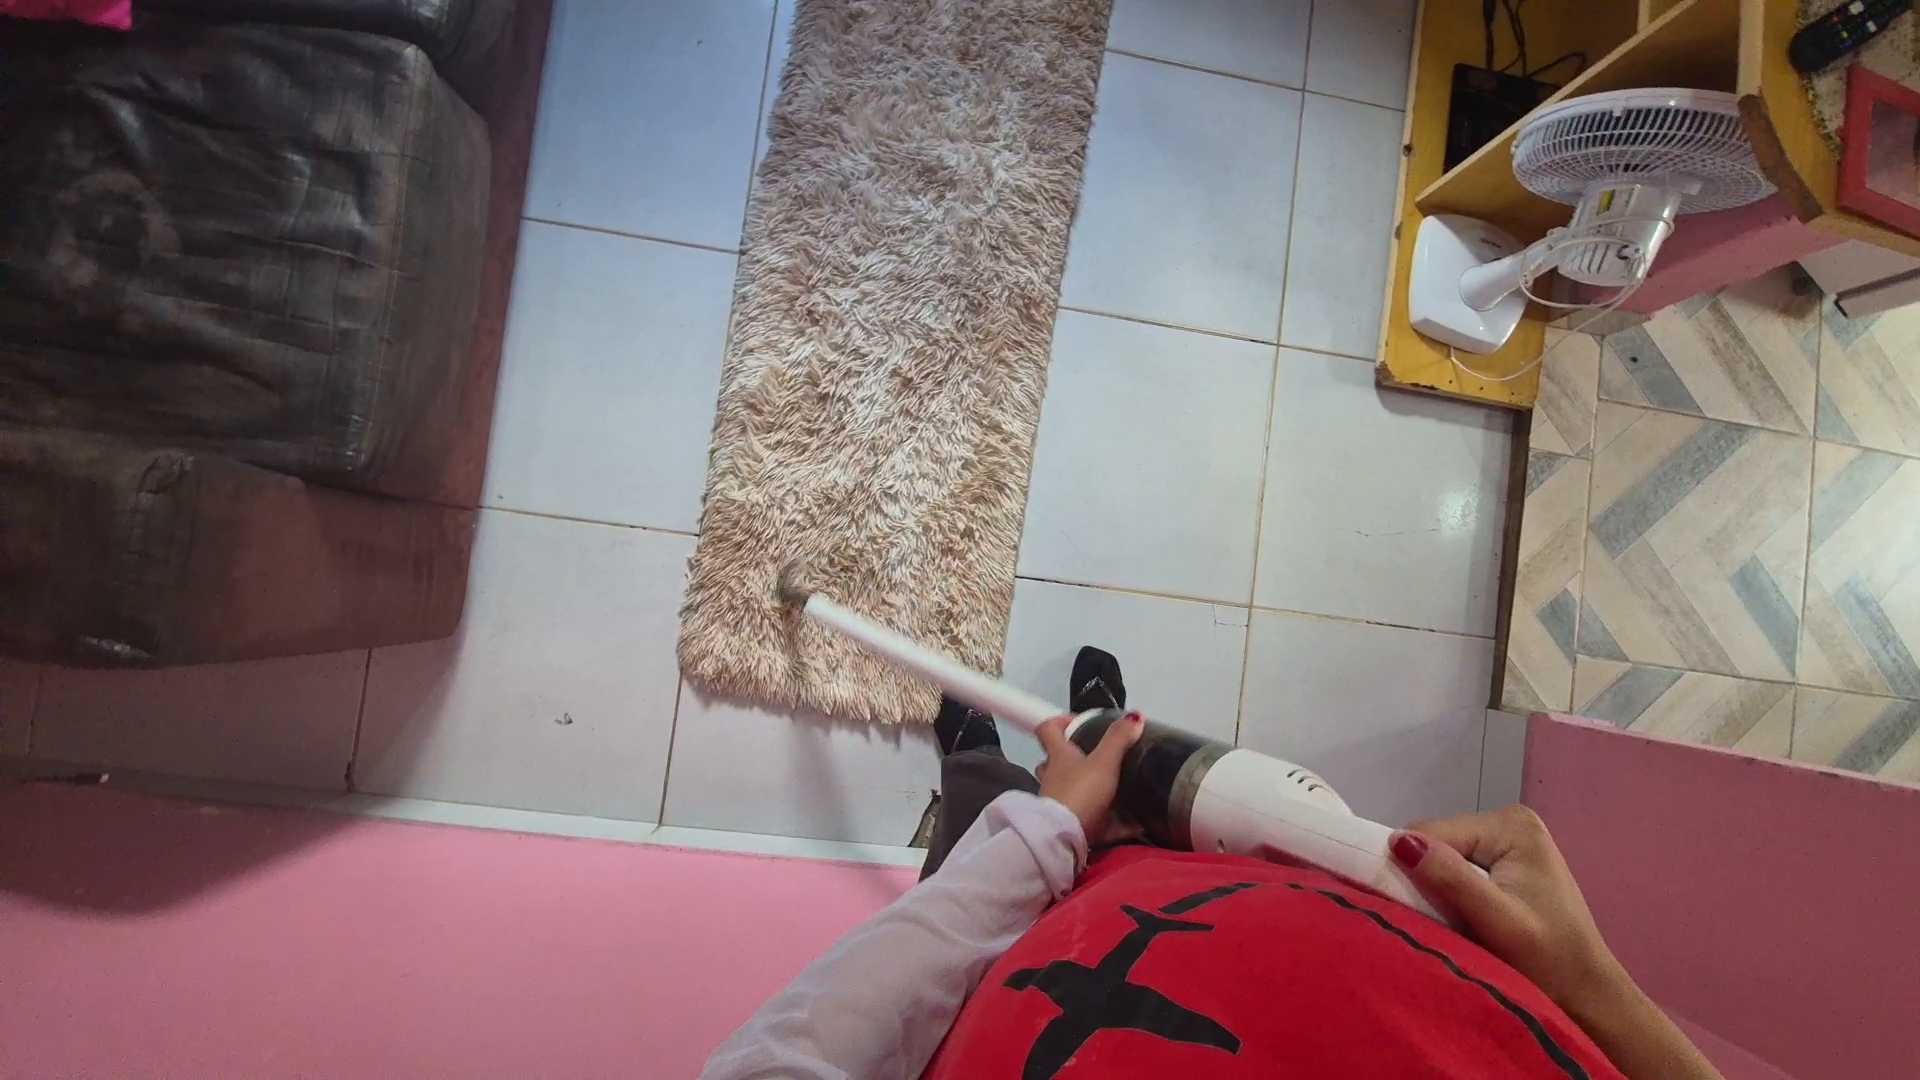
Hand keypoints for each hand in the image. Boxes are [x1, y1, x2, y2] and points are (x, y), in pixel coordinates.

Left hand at [1035, 713, 1142, 842]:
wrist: (1064, 838)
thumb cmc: (1080, 791)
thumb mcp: (1104, 761)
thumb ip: (1118, 740)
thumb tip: (1135, 717)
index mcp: (1058, 755)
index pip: (1048, 729)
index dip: (1060, 721)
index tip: (1080, 722)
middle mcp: (1054, 776)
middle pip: (1059, 761)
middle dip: (1078, 757)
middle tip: (1104, 757)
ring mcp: (1060, 802)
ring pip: (1076, 791)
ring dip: (1096, 791)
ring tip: (1122, 789)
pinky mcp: (1070, 826)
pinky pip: (1094, 821)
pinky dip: (1114, 822)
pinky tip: (1137, 824)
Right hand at [1389, 805, 1626, 1021]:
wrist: (1590, 1001)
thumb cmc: (1550, 964)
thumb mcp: (1499, 923)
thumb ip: (1451, 878)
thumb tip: (1397, 840)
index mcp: (1510, 824)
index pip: (1430, 833)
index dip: (1418, 869)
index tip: (1429, 909)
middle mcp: (1507, 820)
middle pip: (1434, 840)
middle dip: (1431, 878)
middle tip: (1448, 918)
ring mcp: (1506, 838)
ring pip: (1439, 854)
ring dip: (1439, 887)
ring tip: (1460, 920)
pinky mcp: (1504, 858)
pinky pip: (1454, 864)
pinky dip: (1452, 891)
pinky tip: (1469, 914)